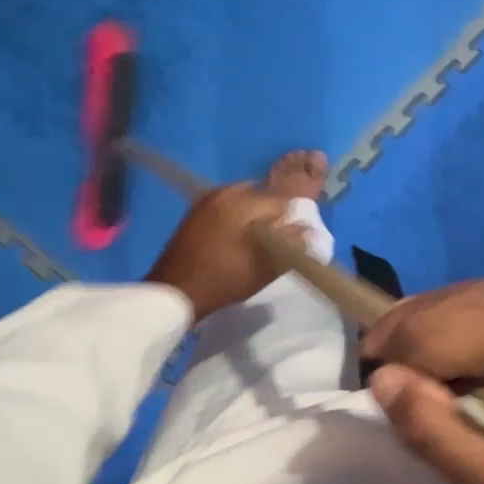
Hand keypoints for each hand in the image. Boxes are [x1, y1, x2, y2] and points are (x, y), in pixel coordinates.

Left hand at [144, 184, 292, 320]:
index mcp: (244, 202)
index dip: (292, 218)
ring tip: (255, 239)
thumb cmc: (224, 279)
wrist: (174, 291)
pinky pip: (226, 205)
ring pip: (243, 199)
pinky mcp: (195, 211)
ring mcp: (206, 200)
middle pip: (262, 194)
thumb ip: (292, 244)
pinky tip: (235, 237)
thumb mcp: (265, 266)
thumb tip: (309, 229)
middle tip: (274, 238)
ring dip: (254, 213)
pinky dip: (236, 216)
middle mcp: (225, 192)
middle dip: (272, 212)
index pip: (282, 199)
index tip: (293, 237)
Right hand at [359, 276, 483, 483]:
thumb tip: (382, 380)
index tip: (376, 398)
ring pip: (458, 294)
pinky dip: (456, 318)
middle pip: (439, 304)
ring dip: (425, 327)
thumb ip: (430, 430)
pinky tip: (451, 352)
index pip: (426, 332)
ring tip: (413, 372)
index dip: (388, 363)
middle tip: (386, 384)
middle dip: (400, 339)